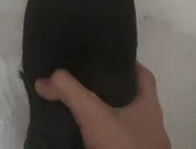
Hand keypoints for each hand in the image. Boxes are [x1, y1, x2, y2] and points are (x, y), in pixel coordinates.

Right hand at [35, 64, 171, 148]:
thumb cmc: (122, 147)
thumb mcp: (93, 114)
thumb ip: (70, 91)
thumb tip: (44, 78)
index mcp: (150, 106)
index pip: (142, 74)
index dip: (125, 63)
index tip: (104, 56)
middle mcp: (151, 126)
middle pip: (131, 99)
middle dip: (108, 90)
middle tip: (82, 80)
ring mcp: (142, 147)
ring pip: (122, 124)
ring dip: (103, 117)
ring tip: (78, 107)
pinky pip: (115, 143)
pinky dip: (101, 139)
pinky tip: (82, 137)